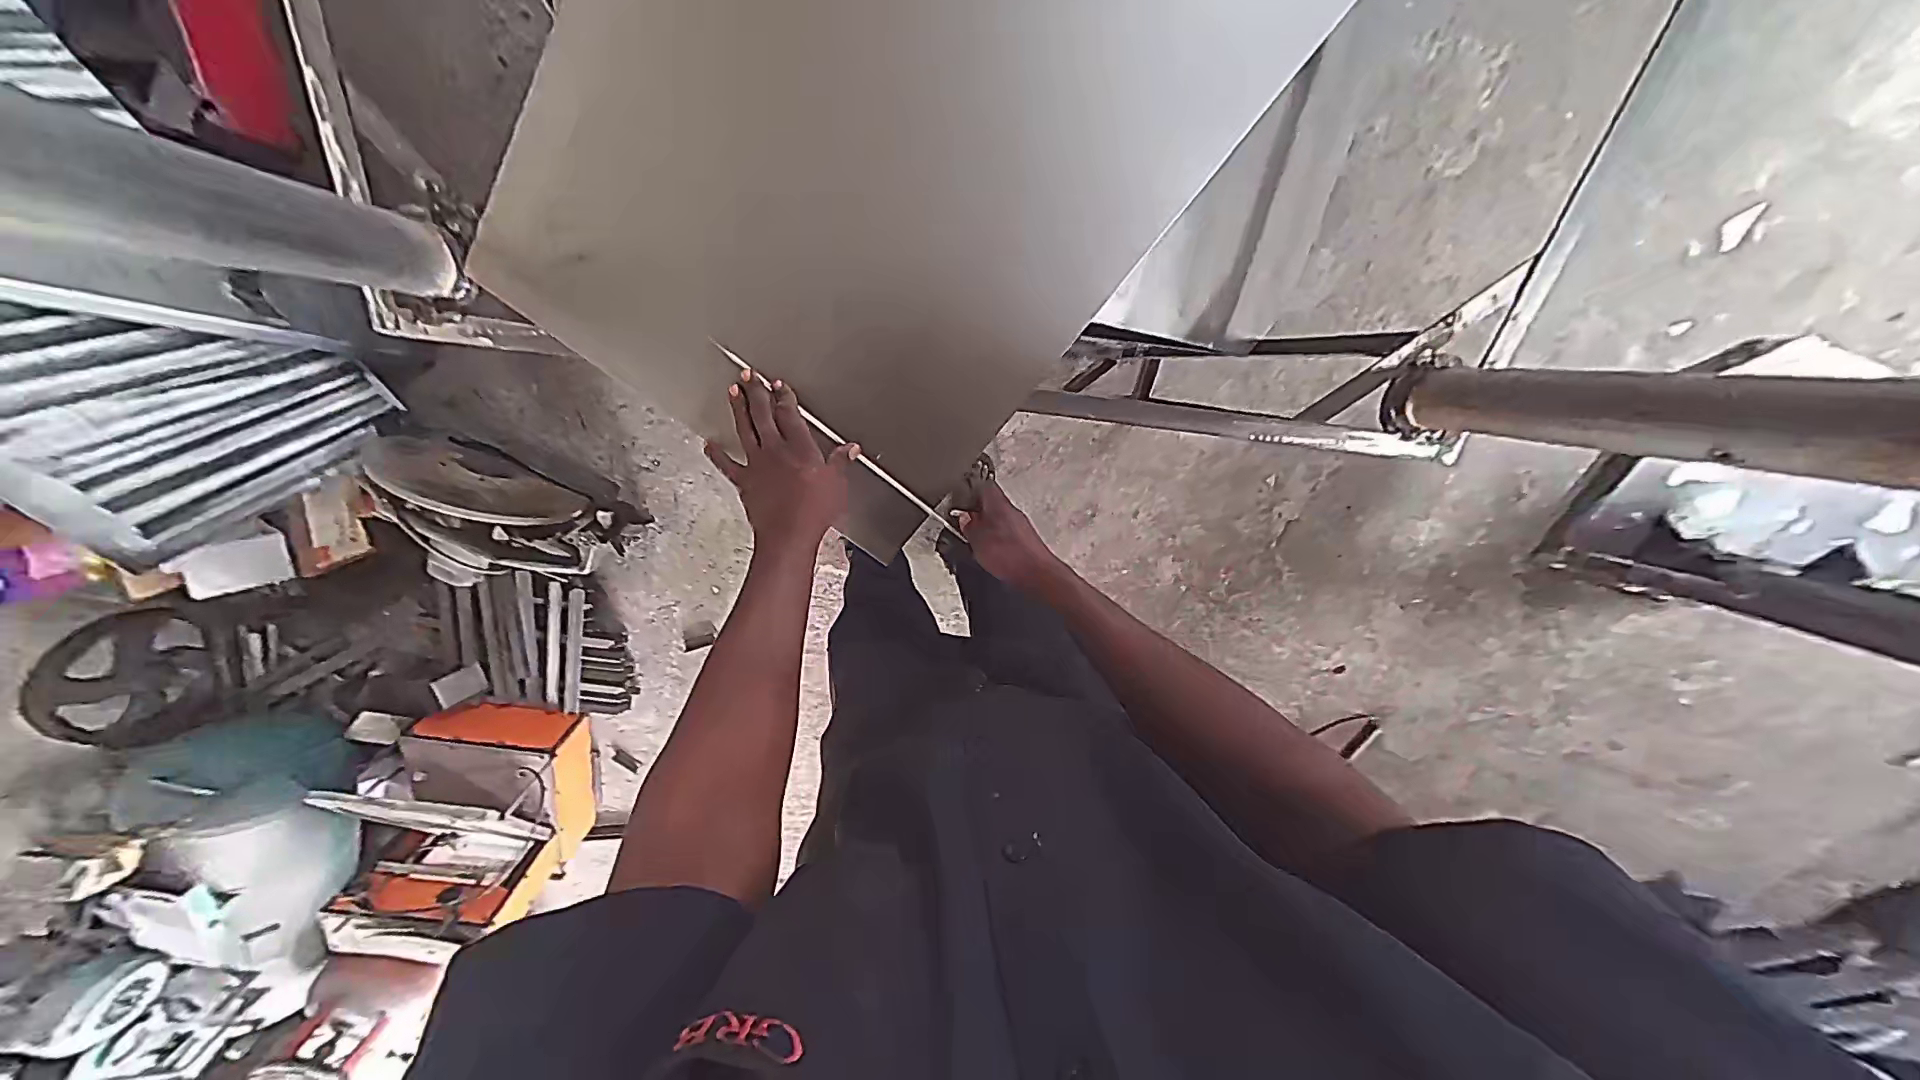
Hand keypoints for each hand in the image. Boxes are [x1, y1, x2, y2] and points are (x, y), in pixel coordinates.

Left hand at [705, 370, 858, 558]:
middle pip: (763, 414)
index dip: (784, 396)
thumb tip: (849, 450)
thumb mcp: (837, 485)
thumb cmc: (813, 512)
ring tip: (732, 391)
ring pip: (744, 429)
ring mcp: (757, 465)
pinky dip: (717, 454)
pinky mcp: (745, 482)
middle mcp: (775, 451)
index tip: (779, 385)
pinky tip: (709, 444)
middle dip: (756, 392)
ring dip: (738, 408)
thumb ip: (840, 463)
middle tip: (749, 375)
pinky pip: (727, 464)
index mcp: (800, 448)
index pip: (789, 414)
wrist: (789, 535)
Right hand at [954, 480, 1063, 591]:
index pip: (985, 486)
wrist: (1037, 574)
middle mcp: (1013, 512)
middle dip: (978, 512)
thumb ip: (968, 526)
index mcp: (999, 504)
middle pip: (993, 503)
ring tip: (978, 541)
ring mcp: (1022, 526)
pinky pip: (1008, 535)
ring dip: (988, 527)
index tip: (962, 497)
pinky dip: (999, 541)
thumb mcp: (977, 540)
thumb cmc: (1012, 555)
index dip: (971, 489)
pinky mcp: (1027, 542)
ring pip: (1001, 520)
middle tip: (966, 522)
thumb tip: (964, 519)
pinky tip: (993, 553)